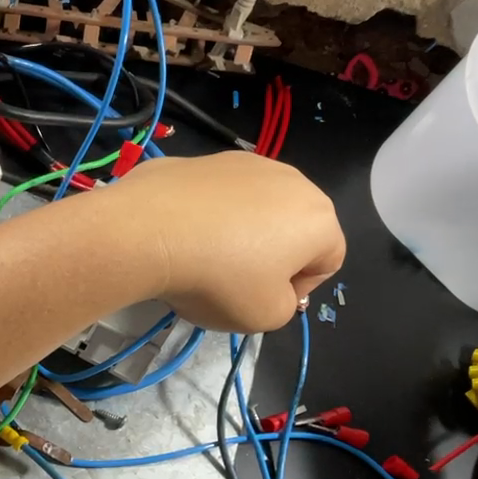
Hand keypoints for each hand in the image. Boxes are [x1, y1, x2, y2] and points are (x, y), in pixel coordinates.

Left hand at [94, 152, 345, 332]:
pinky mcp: (202, 161)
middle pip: (289, 230)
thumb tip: (275, 289)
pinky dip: (201, 218)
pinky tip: (176, 238)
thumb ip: (284, 307)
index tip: (260, 302)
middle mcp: (291, 180)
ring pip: (251, 210)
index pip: (328, 260)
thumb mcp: (263, 317)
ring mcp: (244, 164)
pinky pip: (211, 199)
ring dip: (233, 236)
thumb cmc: (218, 279)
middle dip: (265, 259)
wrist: (149, 232)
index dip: (298, 290)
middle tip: (227, 284)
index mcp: (319, 218)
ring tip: (198, 261)